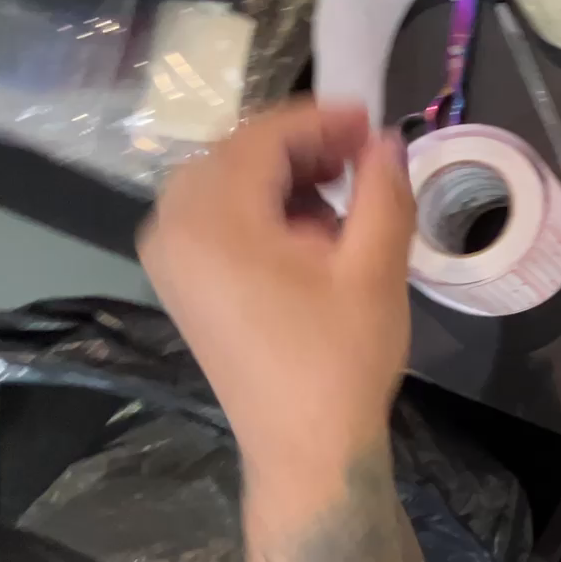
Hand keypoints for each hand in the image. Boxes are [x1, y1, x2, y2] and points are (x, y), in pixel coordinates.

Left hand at [139, 101, 414, 474]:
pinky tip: (314, 238)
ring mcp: (172, 260)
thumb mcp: (375, 273)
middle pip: (236, 158)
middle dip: (303, 150)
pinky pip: (221, 222)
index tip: (371, 116)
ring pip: (227, 188)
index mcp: (213, 219)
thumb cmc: (344, 359)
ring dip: (288, 182)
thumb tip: (389, 142)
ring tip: (348, 203)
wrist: (308, 445)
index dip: (318, 120)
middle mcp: (173, 229)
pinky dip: (269, 213)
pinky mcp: (186, 285)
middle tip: (365, 160)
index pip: (259, 139)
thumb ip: (384, 196)